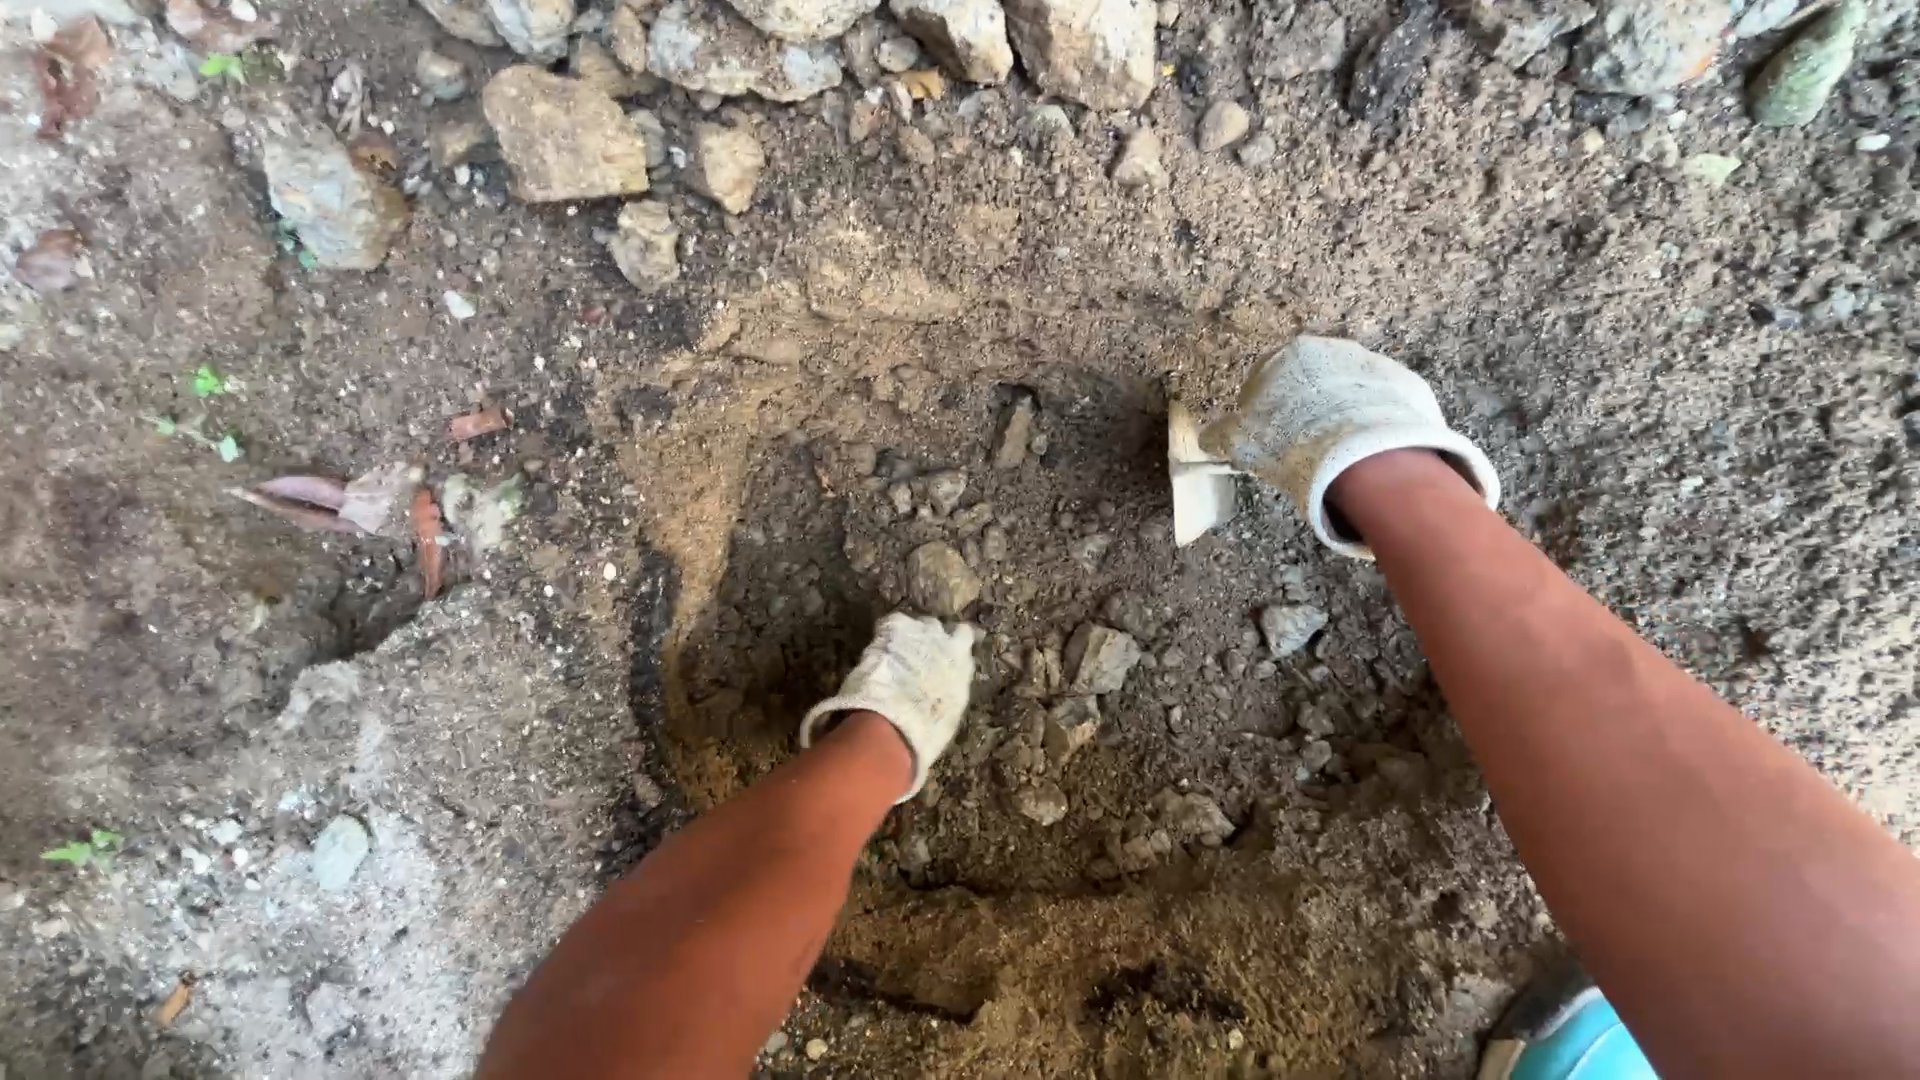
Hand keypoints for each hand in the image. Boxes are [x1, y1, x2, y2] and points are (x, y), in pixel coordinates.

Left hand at [799, 613, 976, 802]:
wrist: (894, 727)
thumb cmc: (922, 734)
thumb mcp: (946, 716)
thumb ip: (947, 695)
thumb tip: (941, 695)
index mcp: (962, 667)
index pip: (965, 638)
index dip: (952, 642)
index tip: (943, 648)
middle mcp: (946, 644)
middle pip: (939, 627)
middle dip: (929, 635)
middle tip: (915, 648)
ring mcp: (921, 634)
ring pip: (917, 623)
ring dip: (908, 633)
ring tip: (895, 647)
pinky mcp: (896, 630)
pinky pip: (892, 623)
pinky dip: (886, 633)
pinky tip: (878, 646)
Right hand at [1201, 335, 1500, 558]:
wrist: (1360, 454)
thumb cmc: (1288, 440)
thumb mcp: (1238, 442)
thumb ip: (1219, 435)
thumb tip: (1208, 437)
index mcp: (1288, 355)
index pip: (1263, 377)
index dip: (1259, 409)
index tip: (1262, 435)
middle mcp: (1332, 348)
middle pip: (1309, 380)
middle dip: (1301, 406)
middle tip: (1297, 442)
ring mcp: (1373, 364)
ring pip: (1346, 390)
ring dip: (1337, 412)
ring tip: (1333, 450)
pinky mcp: (1406, 386)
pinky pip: (1379, 405)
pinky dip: (1370, 422)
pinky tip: (1363, 450)